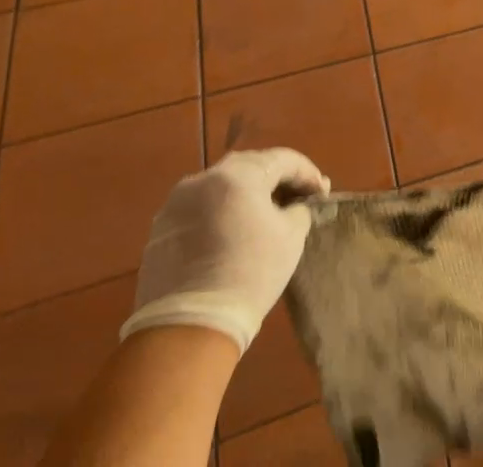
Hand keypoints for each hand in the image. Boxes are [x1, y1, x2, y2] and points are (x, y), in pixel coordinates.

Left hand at [119, 148, 329, 352]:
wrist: (190, 323)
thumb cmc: (252, 271)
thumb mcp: (291, 234)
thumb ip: (299, 208)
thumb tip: (299, 202)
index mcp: (237, 176)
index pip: (282, 159)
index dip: (308, 173)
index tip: (322, 193)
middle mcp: (200, 181)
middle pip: (248, 166)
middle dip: (276, 178)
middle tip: (298, 197)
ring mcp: (174, 206)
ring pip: (220, 186)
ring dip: (246, 193)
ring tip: (265, 213)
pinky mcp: (160, 231)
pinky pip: (200, 209)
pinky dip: (222, 211)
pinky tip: (234, 233)